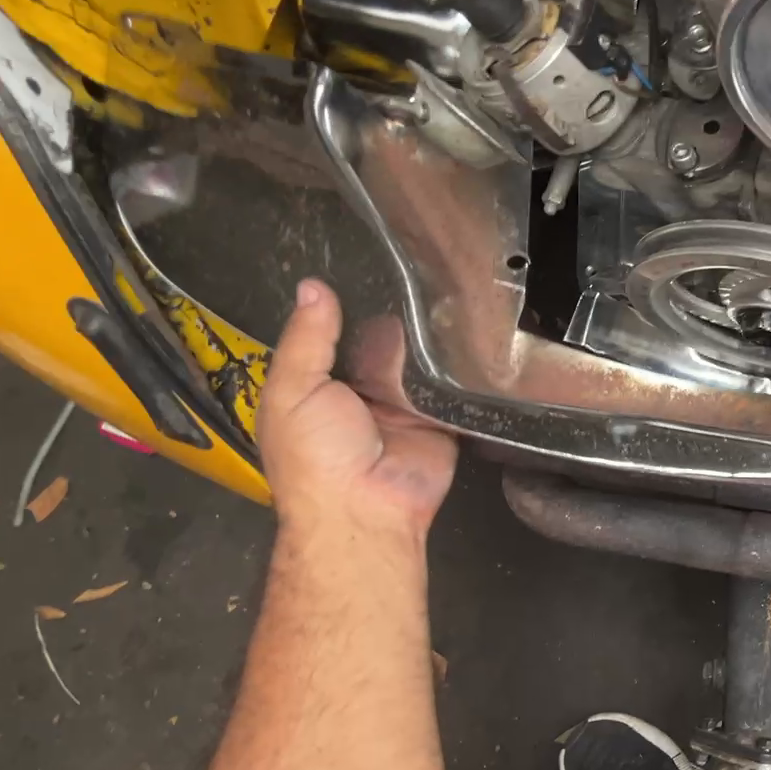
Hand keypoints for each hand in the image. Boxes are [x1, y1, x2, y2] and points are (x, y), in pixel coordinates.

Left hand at [260, 279, 457, 538]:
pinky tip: (475, 336)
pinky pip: (452, 389)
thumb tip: (313, 285)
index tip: (364, 264)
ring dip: (431, 340)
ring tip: (452, 294)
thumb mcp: (295, 389)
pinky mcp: (443, 420)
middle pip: (380, 346)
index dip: (343, 305)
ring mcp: (405, 406)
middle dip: (395, 317)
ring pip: (419, 363)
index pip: (331, 336)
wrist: (369, 505)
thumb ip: (310, 339)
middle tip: (419, 275)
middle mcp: (361, 393)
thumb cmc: (316, 450)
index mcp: (316, 385)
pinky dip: (460, 369)